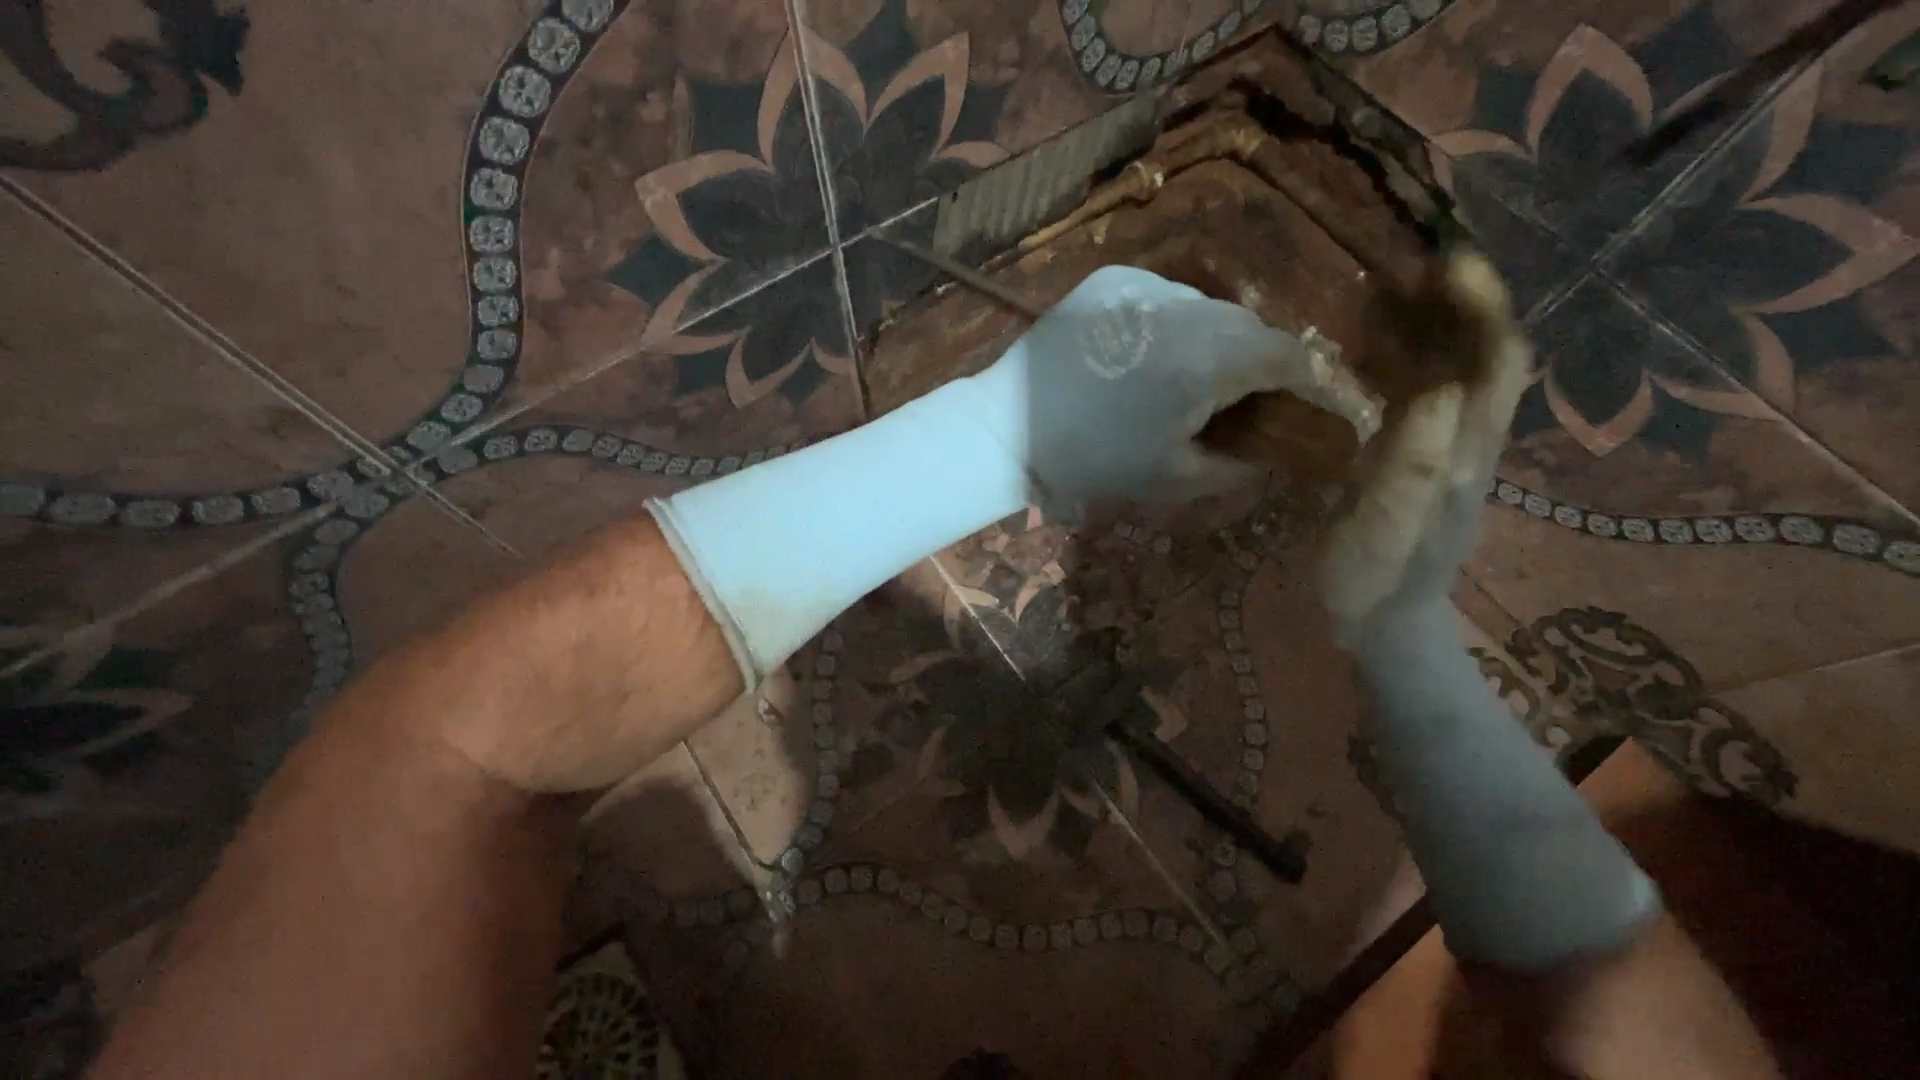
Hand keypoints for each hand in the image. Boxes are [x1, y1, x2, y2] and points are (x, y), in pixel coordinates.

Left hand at [964, 265, 1368, 519]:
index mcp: (1207, 359)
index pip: (1285, 355)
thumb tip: (1275, 450)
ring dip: (1210, 340)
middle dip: (1253, 363)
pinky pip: (1163, 298)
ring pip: (1206, 309)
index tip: (1298, 405)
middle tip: (1238, 400)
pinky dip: (1169, 323)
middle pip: (1247, 328)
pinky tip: (1141, 356)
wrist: (1007, 427)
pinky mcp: (1110, 279)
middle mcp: (1184, 307)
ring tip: (1181, 378)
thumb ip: (1242, 462)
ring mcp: (1143, 285)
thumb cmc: (1094, 461)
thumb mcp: (1177, 478)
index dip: (1302, 382)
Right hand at [1319, 251, 1530, 644]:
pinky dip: (1406, 359)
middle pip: (1483, 356)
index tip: (1449, 261)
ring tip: (1385, 293)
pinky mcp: (1418, 459)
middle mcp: (1469, 443)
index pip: (1496, 363)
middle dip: (1457, 304)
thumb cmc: (1373, 581)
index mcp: (1467, 454)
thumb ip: (1415, 467)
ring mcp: (1446, 451)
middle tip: (1409, 265)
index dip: (1483, 309)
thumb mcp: (1387, 532)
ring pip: (1455, 370)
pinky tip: (1372, 348)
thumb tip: (1440, 390)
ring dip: (1431, 326)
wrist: (1378, 626)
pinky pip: (1423, 392)